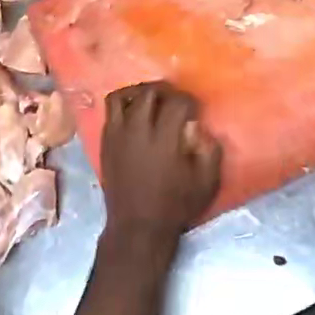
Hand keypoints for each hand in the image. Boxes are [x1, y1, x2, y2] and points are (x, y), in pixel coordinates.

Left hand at [99, 81, 220, 258]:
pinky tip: (133, 111)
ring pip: (121, 95)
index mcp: (164, 140)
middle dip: (165, 90)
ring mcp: (116, 134)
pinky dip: (122, 103)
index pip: (176, 103)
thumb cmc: (175, 205)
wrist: (137, 224)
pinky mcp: (105, 139)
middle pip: (147, 93)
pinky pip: (109, 109)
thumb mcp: (206, 183)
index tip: (194, 107)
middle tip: (175, 97)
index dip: (188, 100)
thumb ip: (208, 151)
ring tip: (151, 98)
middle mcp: (137, 131)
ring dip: (138, 91)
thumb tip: (199, 127)